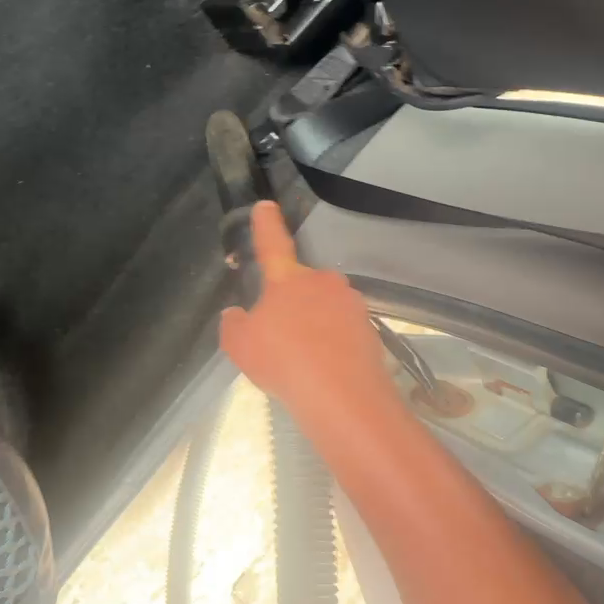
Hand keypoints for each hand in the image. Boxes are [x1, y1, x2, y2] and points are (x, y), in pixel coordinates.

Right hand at [219, 202, 395, 424]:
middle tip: (277, 334)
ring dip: (312, 324)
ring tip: (300, 359)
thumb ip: (233, 323)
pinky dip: (330, 344)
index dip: (266, 225)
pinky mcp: (370, 329)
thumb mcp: (239, 344)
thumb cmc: (283, 361)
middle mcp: (323, 282)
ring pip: (323, 308)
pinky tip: (321, 370)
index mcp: (288, 279)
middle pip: (301, 285)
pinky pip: (341, 330)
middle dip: (290, 302)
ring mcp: (351, 304)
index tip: (265, 205)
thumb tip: (238, 313)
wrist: (343, 398)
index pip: (272, 244)